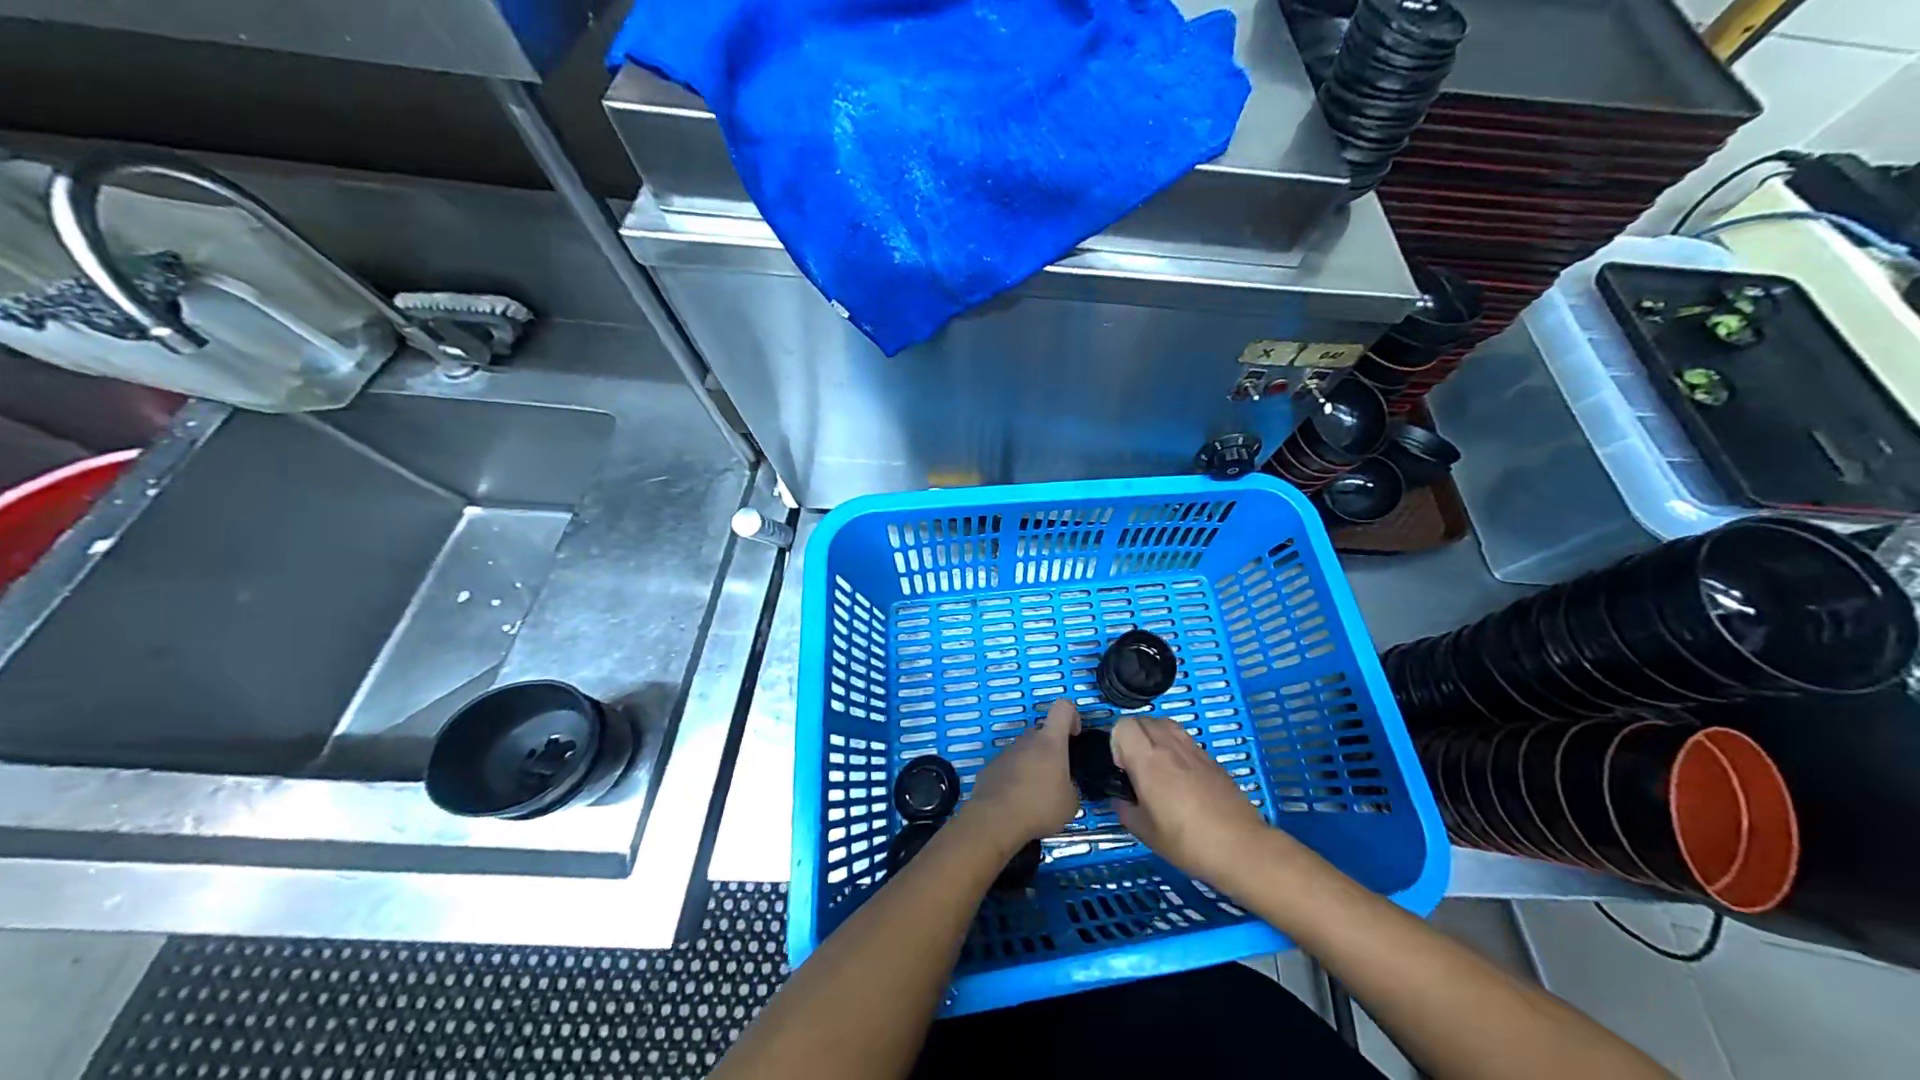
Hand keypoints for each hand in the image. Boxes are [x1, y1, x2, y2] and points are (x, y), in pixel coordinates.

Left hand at [959, 696, 1081, 849]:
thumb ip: (1071, 786)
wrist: (995, 820)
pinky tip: (1015, 802)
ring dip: (1032, 766)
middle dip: (1051, 751)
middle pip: (1042, 733)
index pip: (1063, 707)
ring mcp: (1005, 752)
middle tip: (1056, 778)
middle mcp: (1026, 740)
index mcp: (1050, 741)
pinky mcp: (990, 767)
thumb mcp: (1071, 802)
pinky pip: (1008, 767)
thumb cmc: (1040, 806)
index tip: (1074, 736)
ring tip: (1035, 796)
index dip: (1072, 716)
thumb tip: (1064, 786)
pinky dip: (1014, 778)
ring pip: (1024, 751)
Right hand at [1110, 714, 1287, 883]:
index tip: (1122, 769)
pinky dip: (1174, 746)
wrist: (1240, 847)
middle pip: (1143, 719)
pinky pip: (1184, 738)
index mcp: (1148, 760)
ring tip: (1156, 765)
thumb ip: (1125, 809)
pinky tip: (1180, 776)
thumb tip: (1121, 799)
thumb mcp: (1144, 832)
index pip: (1123, 725)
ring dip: (1154, 736)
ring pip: (1165, 723)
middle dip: (1133, 737)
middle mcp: (1169, 746)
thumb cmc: (1187, 842)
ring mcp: (1193, 749)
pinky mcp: (1211, 758)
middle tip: (1136, 767)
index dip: (1116, 743)